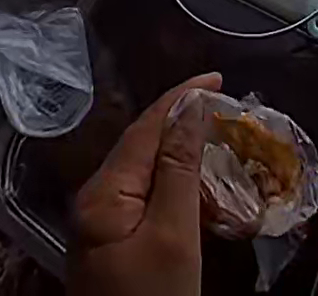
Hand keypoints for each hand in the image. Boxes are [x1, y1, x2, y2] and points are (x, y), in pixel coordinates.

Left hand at [67, 72, 222, 295]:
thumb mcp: (174, 234)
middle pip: (143, 141)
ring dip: (179, 142)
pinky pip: (145, 189)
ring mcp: (102, 221)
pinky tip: (195, 171)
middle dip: (181, 116)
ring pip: (145, 163)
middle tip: (222, 103)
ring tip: (214, 127)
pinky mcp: (114, 239)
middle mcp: (95, 199)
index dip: (182, 95)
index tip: (218, 78)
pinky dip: (173, 173)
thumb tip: (190, 106)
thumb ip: (180, 165)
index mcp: (102, 192)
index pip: (147, 126)